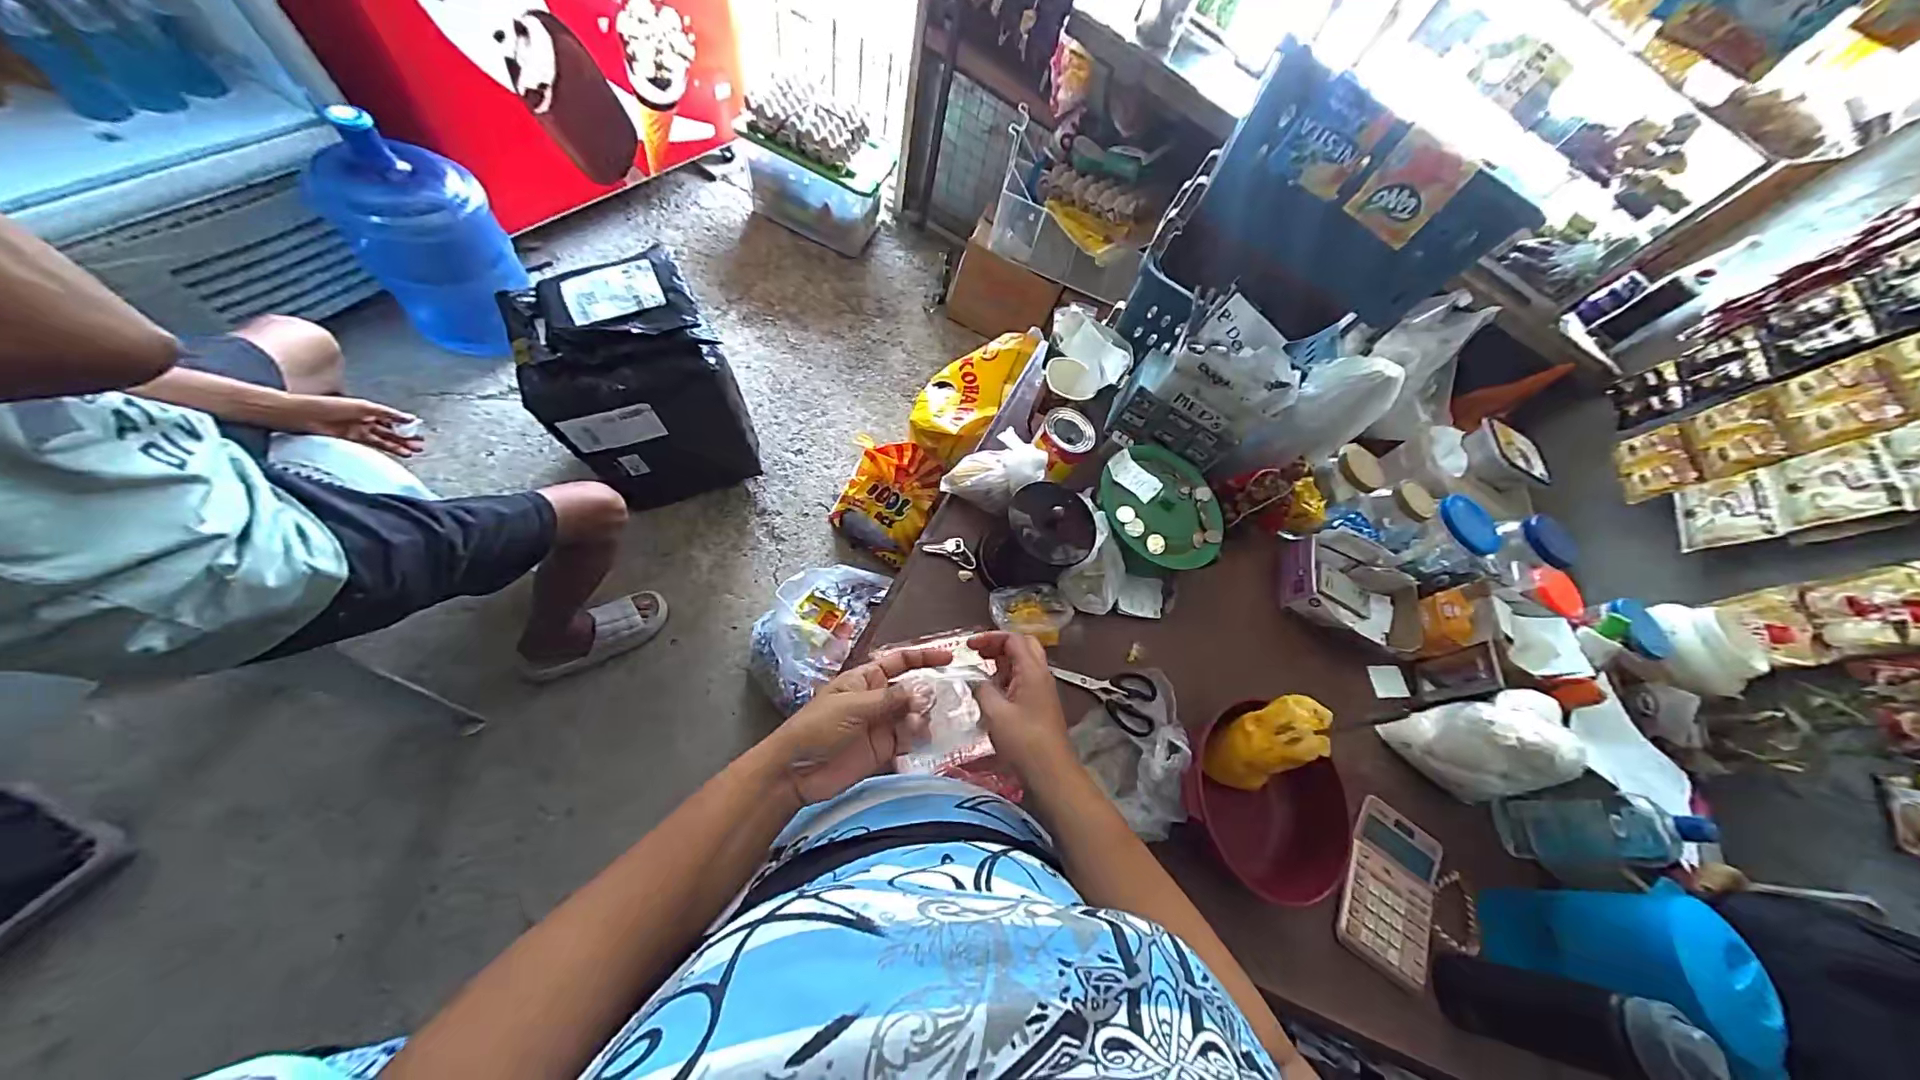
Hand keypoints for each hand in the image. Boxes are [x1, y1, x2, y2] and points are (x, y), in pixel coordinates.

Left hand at [283, 394, 423, 456]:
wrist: (302, 415)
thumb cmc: (328, 406)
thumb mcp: (364, 406)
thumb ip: (388, 413)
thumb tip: (410, 418)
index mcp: (368, 408)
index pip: (392, 417)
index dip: (405, 423)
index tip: (418, 429)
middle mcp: (365, 419)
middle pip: (390, 429)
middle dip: (406, 436)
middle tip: (420, 443)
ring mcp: (359, 429)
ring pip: (385, 438)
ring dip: (400, 444)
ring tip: (414, 451)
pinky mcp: (352, 439)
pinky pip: (375, 444)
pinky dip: (389, 448)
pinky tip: (400, 452)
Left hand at [771, 644, 953, 803]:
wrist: (796, 773)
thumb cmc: (817, 728)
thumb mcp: (852, 706)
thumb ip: (890, 699)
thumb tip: (924, 689)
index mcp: (866, 679)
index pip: (900, 662)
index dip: (924, 658)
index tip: (949, 658)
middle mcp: (878, 699)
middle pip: (913, 689)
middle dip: (928, 693)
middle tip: (934, 703)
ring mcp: (883, 725)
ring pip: (916, 715)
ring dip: (923, 718)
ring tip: (918, 727)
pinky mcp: (885, 749)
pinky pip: (911, 740)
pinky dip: (920, 739)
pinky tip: (922, 741)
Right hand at [967, 631, 1071, 777]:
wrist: (1051, 771)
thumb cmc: (1023, 740)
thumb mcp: (995, 712)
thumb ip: (981, 689)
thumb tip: (973, 678)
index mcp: (1032, 670)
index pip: (1013, 639)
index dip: (990, 638)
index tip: (969, 647)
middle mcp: (1041, 675)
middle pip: (1022, 646)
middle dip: (998, 645)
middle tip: (978, 654)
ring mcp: (1043, 690)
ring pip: (1023, 663)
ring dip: (1002, 662)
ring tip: (981, 673)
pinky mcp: (1040, 705)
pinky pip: (1023, 680)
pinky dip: (1007, 678)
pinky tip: (992, 693)